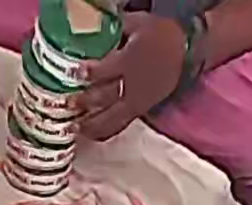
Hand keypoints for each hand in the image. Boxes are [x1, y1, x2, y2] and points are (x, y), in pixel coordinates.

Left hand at [78, 13, 186, 142]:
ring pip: (109, 120)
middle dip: (83, 103)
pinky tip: (90, 134)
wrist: (184, 51)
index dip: (86, 74)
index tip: (72, 74)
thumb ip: (114, 29)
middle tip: (67, 105)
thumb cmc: (159, 34)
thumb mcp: (137, 24)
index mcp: (129, 61)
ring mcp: (135, 102)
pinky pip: (119, 126)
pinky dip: (103, 133)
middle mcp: (131, 85)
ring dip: (90, 126)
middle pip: (103, 99)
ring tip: (74, 128)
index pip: (103, 71)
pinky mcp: (139, 112)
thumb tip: (93, 26)